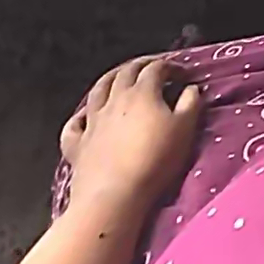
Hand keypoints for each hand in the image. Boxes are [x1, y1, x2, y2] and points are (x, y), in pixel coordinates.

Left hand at [60, 55, 203, 218]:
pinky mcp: (77, 146)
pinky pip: (73, 125)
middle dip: (141, 65)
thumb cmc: (154, 160)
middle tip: (153, 66)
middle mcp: (115, 100)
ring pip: (98, 90)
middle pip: (126, 72)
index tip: (183, 75)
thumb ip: (190, 103)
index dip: (171, 66)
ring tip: (119, 76)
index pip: (156, 68)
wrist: (113, 199)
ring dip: (110, 78)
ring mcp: (93, 123)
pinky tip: (86, 116)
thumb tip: (190, 89)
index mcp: (142, 92)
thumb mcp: (184, 128)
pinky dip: (80, 116)